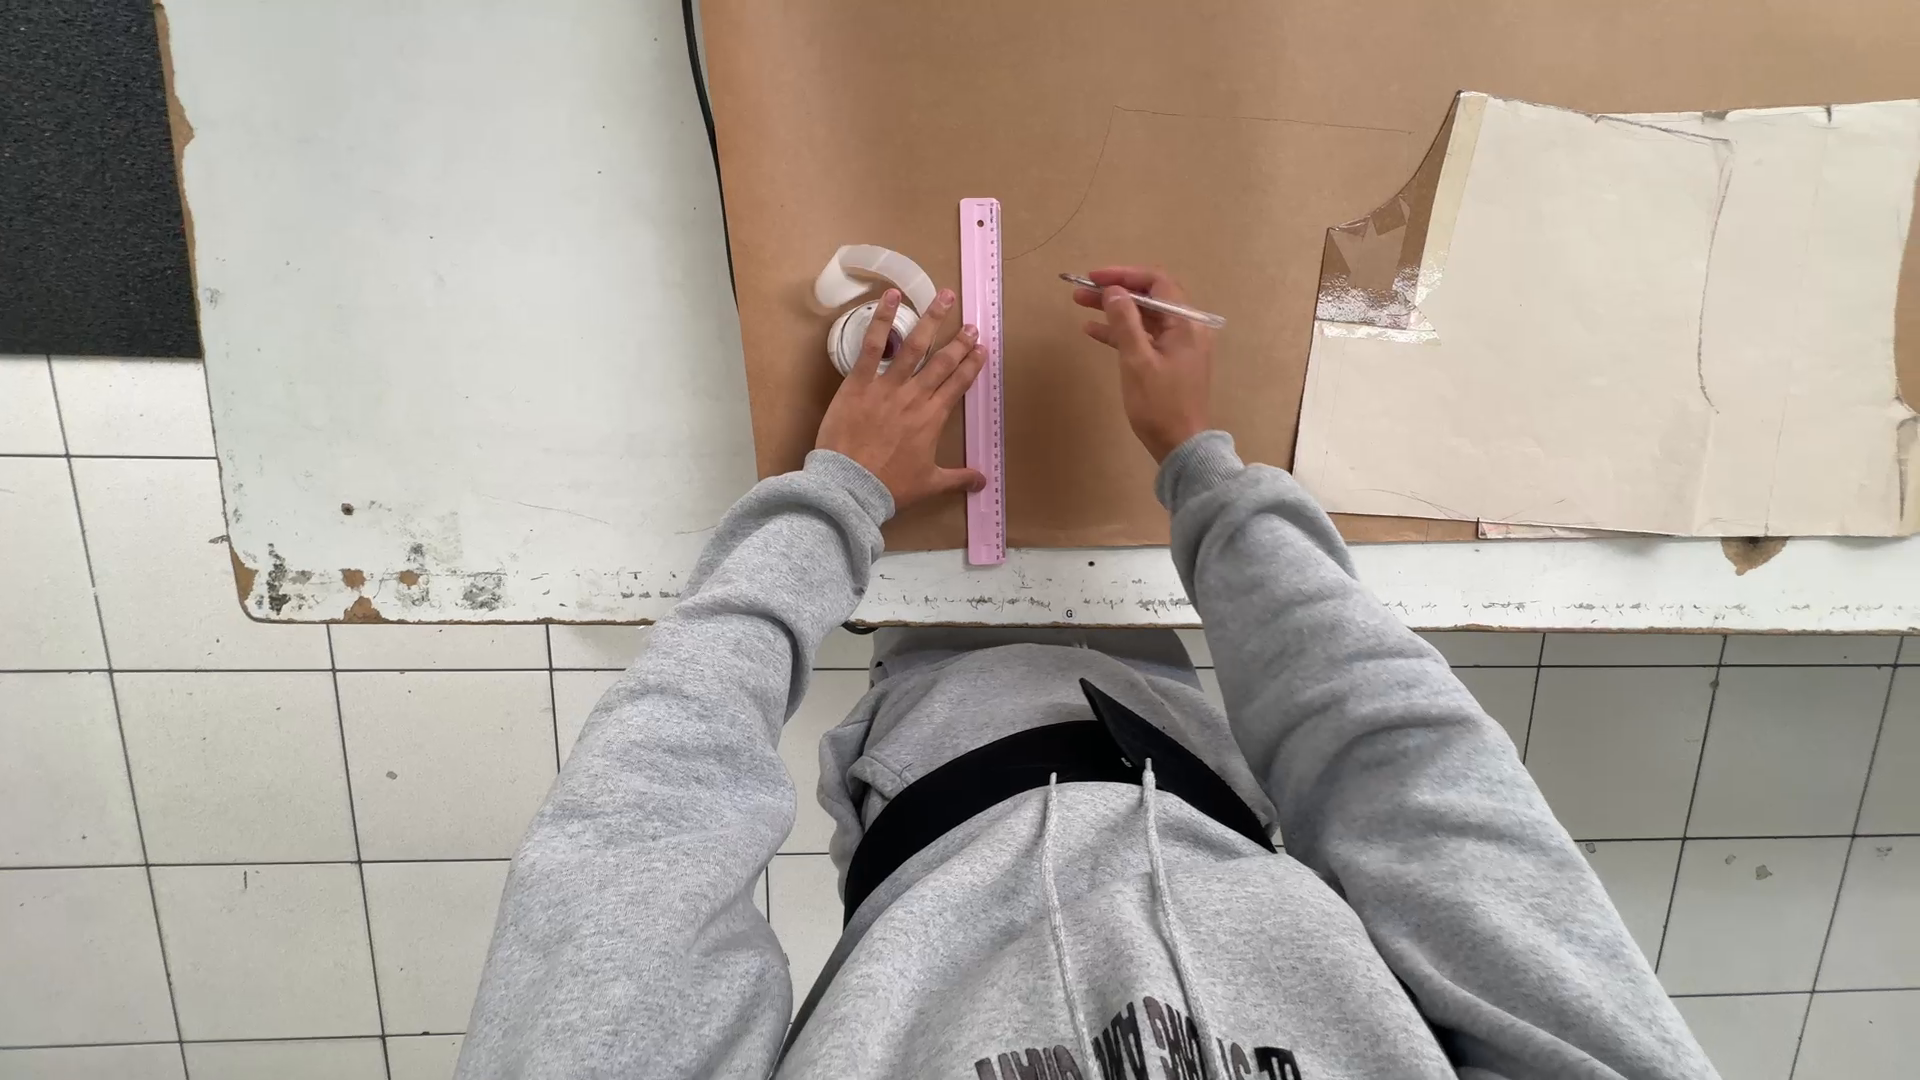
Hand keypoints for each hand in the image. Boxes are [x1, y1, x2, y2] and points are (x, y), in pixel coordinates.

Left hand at [816, 287, 986, 509]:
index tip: (981, 349)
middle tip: (971, 324)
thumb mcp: (929, 484)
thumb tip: (983, 482)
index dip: (971, 364)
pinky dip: (883, 320)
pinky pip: (872, 346)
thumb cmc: (890, 487)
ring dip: (931, 320)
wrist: (850, 485)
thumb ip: (958, 478)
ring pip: (914, 347)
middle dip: (959, 341)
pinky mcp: (859, 382)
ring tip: (944, 297)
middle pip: (942, 362)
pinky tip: (893, 296)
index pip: (958, 384)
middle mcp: (915, 396)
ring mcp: (887, 386)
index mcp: (933, 418)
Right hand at [1073, 266, 1213, 462]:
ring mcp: (1178, 346)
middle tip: (1081, 291)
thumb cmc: (1160, 405)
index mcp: (1186, 323)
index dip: (1124, 275)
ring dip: (1114, 311)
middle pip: (1149, 298)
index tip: (1094, 278)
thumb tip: (1113, 291)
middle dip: (1115, 292)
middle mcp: (1187, 329)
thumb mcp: (1137, 361)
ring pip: (1144, 318)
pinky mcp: (1169, 362)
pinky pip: (1144, 338)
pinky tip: (1095, 331)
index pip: (1156, 283)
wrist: (1181, 446)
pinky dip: (1121, 333)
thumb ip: (1125, 322)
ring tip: (1082, 306)